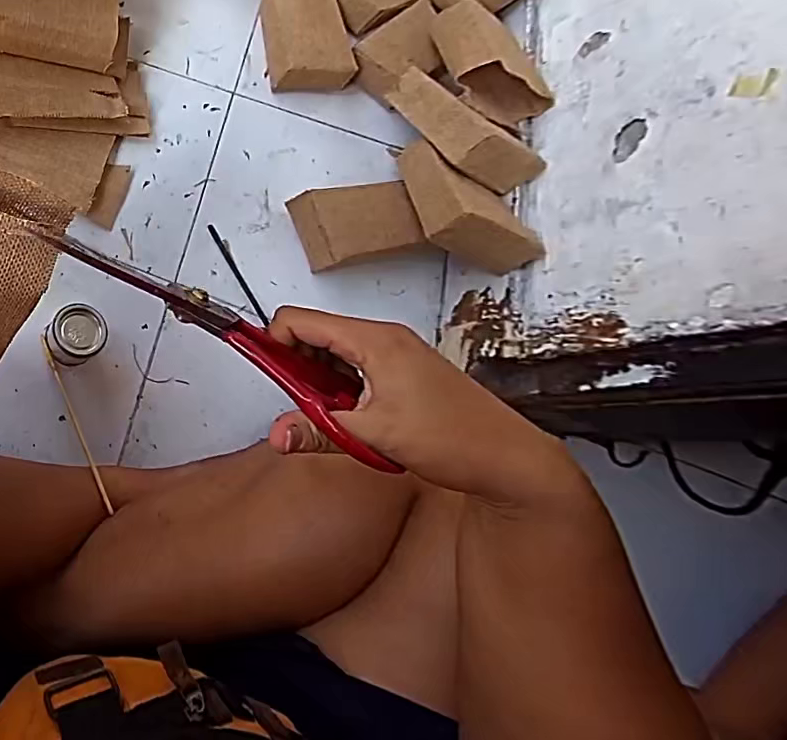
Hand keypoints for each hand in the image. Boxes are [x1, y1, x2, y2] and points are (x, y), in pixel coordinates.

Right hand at [264, 307, 583, 507]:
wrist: (518, 466)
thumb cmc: (460, 442)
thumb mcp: (374, 437)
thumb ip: (315, 431)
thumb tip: (277, 435)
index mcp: (374, 340)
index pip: (298, 320)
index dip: (275, 342)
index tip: (268, 369)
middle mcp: (383, 337)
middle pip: (312, 332)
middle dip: (295, 364)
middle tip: (299, 398)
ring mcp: (395, 351)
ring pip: (331, 350)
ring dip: (318, 377)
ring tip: (331, 411)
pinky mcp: (402, 368)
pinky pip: (352, 363)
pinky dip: (339, 384)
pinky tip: (352, 413)